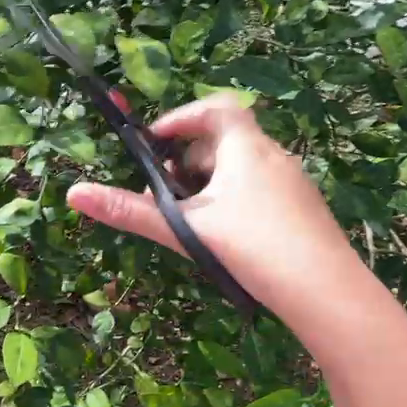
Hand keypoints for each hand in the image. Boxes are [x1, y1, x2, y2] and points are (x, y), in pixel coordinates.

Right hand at [66, 94, 369, 333]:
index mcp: (246, 149)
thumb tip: (74, 193)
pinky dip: (235, 200)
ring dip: (209, 182)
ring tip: (190, 217)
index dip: (183, 117)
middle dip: (188, 158)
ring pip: (242, 167)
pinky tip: (226, 238)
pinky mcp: (306, 213)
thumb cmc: (254, 248)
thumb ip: (130, 210)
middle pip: (225, 139)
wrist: (331, 298)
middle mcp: (274, 158)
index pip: (217, 108)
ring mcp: (295, 186)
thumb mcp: (184, 227)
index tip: (157, 142)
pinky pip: (261, 190)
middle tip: (165, 189)